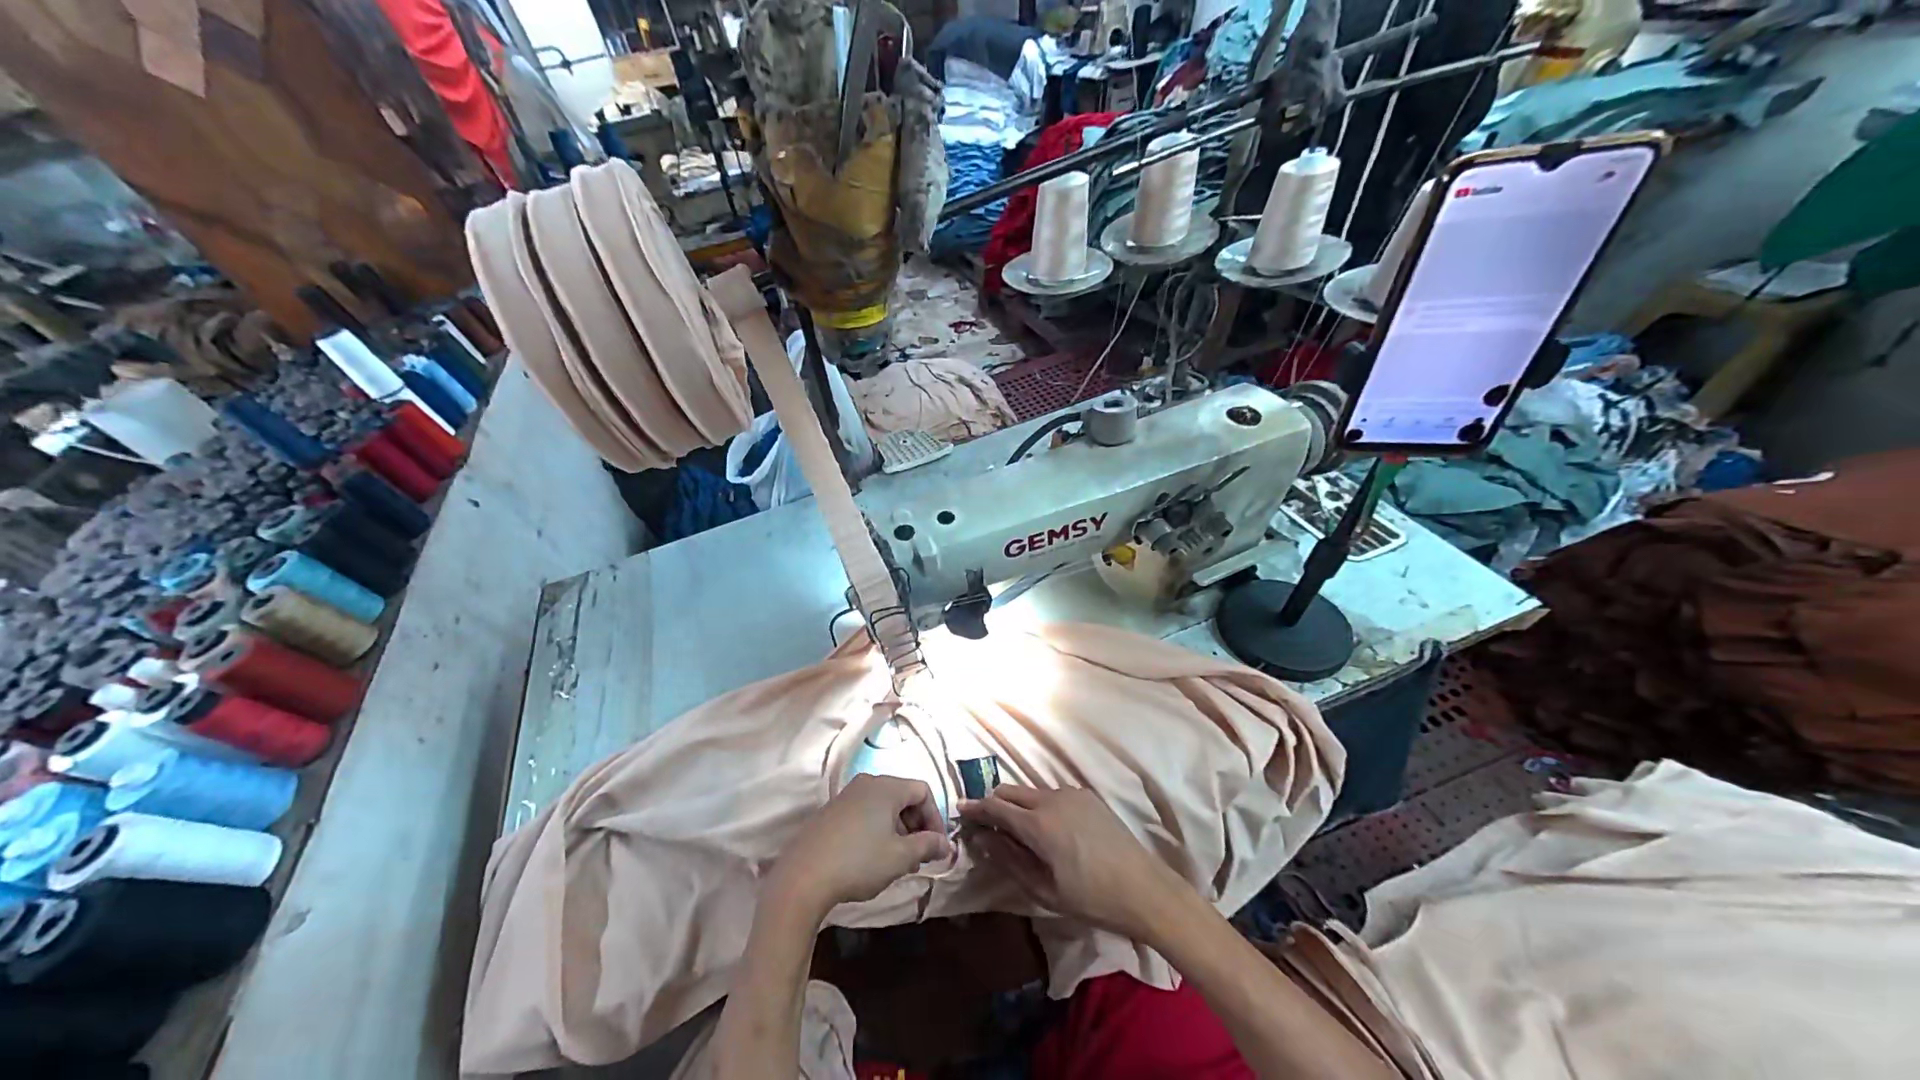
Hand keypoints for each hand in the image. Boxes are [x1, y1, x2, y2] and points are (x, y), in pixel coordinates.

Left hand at [766, 774, 953, 916]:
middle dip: (916, 826)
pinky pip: (863, 814)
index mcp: (886, 787)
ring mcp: (844, 797)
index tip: (936, 847)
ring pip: (882, 807)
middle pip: (902, 797)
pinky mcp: (829, 813)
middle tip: (920, 857)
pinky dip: (876, 831)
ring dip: (897, 831)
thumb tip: (945, 844)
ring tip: (898, 863)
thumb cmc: (859, 862)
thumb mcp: (901, 857)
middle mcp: (865, 784)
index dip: (935, 818)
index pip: (923, 791)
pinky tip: (872, 860)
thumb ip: (928, 846)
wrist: (802, 878)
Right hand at [958, 784, 1189, 941]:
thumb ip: (1010, 860)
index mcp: (1038, 824)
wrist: (1144, 889)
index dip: (975, 808)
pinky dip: (1040, 805)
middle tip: (985, 825)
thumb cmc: (1091, 898)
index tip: (960, 812)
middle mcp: (1052, 799)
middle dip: (993, 804)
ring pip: (1032, 791)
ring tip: (1017, 831)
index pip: (995, 806)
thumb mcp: (1044, 889)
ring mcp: (1073, 794)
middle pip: (1010, 791)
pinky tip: (1048, 829)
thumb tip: (983, 839)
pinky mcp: (1089, 797)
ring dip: (1018, 804)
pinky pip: (1053, 794)